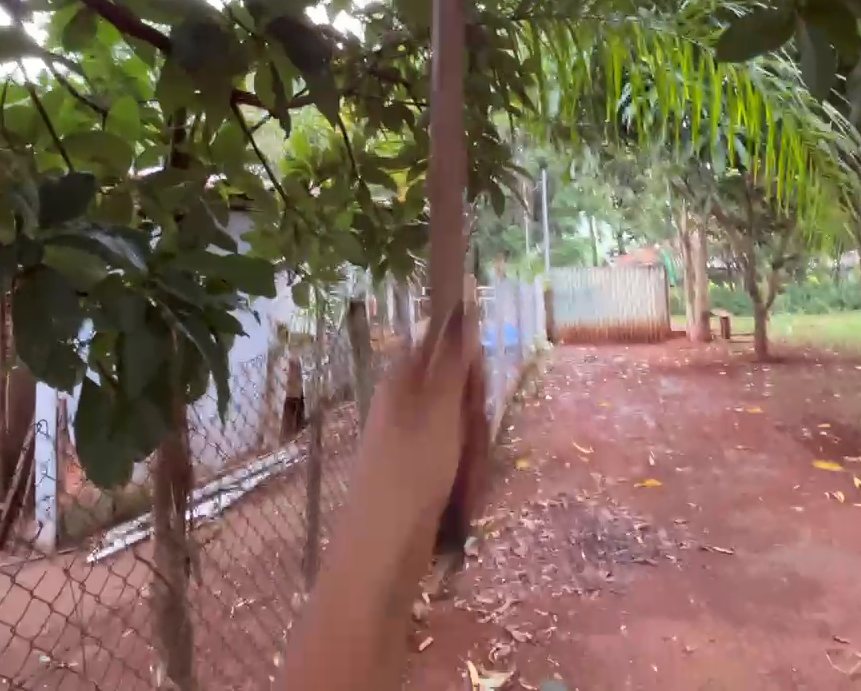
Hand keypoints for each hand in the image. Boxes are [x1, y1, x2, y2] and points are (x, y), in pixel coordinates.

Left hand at [342, 306, 478, 554]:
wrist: (382, 553)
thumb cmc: (410, 472)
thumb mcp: (439, 409)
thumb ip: (452, 360)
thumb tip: (462, 309)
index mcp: (402, 382)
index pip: (441, 348)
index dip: (466, 365)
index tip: (478, 389)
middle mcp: (405, 406)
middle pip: (456, 392)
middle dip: (474, 418)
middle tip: (472, 441)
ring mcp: (411, 443)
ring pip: (460, 431)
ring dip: (472, 455)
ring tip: (465, 481)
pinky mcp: (419, 476)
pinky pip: (453, 462)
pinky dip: (463, 479)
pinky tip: (462, 499)